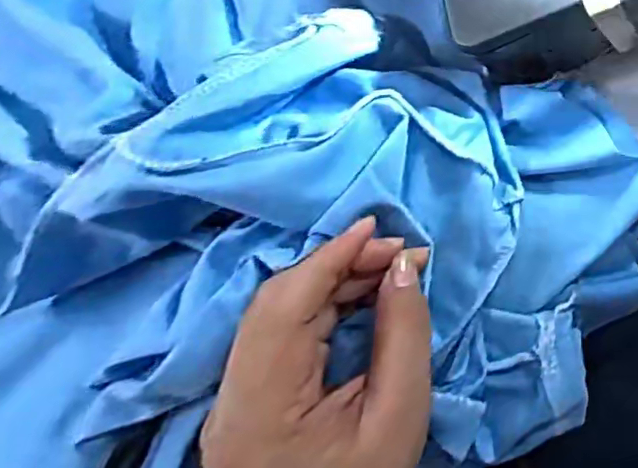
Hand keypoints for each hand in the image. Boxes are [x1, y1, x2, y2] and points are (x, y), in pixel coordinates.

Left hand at [202, 216, 432, 467]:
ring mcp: (235, 400)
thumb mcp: (399, 411)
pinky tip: (359, 297)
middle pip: (277, 301)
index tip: (378, 226)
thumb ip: (404, 331)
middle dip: (339, 263)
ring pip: (277, 311)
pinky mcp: (248, 402)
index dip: (331, 254)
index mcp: (260, 406)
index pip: (285, 304)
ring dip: (333, 280)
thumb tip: (403, 266)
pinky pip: (281, 331)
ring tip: (388, 270)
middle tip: (398, 255)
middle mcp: (233, 397)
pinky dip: (322, 302)